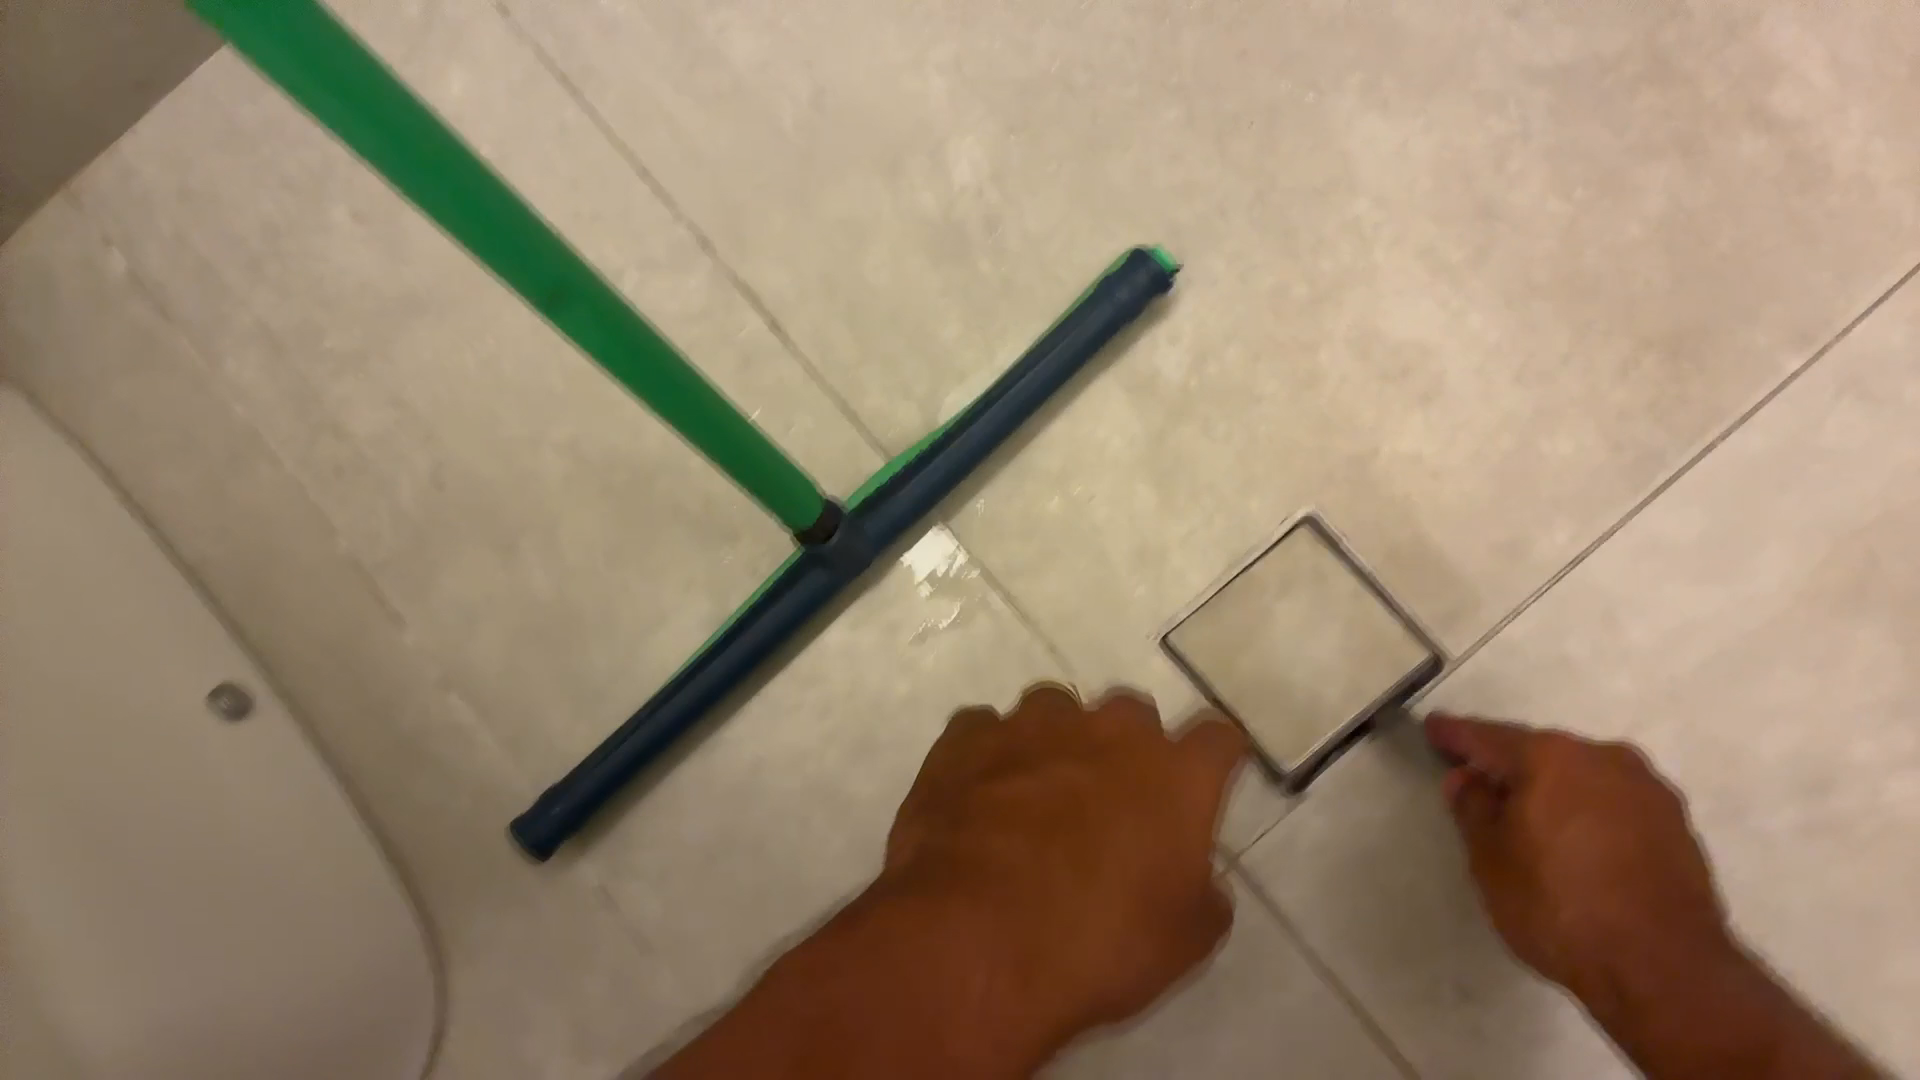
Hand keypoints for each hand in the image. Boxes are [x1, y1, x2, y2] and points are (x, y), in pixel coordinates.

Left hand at [881, 684, 1247, 1042]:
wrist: (973, 937)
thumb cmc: (1092, 944)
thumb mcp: (1181, 944)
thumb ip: (1203, 896)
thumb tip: (1202, 881)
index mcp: (1172, 775)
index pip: (1217, 738)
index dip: (1216, 756)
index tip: (1208, 776)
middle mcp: (1106, 732)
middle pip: (1132, 713)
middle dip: (1129, 746)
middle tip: (1115, 798)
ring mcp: (1031, 726)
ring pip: (1057, 708)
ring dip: (1058, 740)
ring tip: (1041, 790)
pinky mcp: (968, 737)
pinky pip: (987, 728)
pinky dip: (992, 754)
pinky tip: (981, 792)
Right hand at [1424, 713, 1733, 1002]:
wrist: (1667, 972)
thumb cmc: (1557, 905)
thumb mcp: (1488, 857)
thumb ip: (1471, 807)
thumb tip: (1469, 780)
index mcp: (1549, 757)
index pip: (1486, 737)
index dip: (1454, 735)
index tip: (1432, 728)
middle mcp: (1602, 759)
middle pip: (1539, 752)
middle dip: (1507, 764)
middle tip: (1476, 780)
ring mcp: (1648, 791)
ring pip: (1580, 776)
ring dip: (1550, 788)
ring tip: (1525, 813)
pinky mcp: (1678, 828)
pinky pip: (1612, 803)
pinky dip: (1585, 810)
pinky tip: (1571, 837)